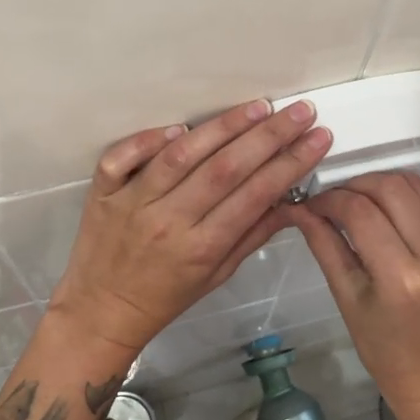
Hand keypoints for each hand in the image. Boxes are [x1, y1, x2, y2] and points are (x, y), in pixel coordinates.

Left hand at [47, 99, 332, 354]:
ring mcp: (133, 203)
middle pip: (225, 168)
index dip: (291, 163)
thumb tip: (292, 199)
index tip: (318, 137)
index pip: (255, 195)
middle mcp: (169, 221)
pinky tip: (181, 126)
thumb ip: (253, 235)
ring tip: (259, 107)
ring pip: (181, 155)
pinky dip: (149, 138)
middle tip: (300, 110)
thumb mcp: (218, 275)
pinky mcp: (103, 191)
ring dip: (223, 127)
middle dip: (269, 136)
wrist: (101, 312)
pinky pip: (123, 157)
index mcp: (202, 247)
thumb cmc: (167, 297)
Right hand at [287, 172, 419, 406]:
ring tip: (356, 200)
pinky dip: (402, 196)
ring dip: (379, 184)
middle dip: (355, 184)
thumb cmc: (381, 344)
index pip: (361, 212)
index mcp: (402, 277)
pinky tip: (383, 210)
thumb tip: (298, 208)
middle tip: (334, 199)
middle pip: (391, 188)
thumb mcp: (345, 297)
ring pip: (413, 184)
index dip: (331, 199)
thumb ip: (324, 245)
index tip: (312, 203)